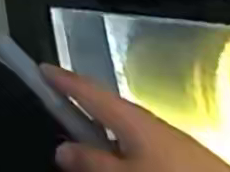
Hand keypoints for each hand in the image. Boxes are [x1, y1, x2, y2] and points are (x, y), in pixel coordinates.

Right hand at [42, 64, 229, 171]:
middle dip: (83, 112)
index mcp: (132, 118)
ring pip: (128, 134)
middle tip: (58, 114)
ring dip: (106, 137)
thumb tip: (61, 148)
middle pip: (108, 111)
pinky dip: (127, 152)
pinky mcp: (189, 164)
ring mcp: (174, 145)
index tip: (39, 68)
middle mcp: (151, 124)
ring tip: (92, 153)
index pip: (88, 90)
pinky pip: (146, 150)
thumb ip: (93, 163)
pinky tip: (126, 166)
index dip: (62, 79)